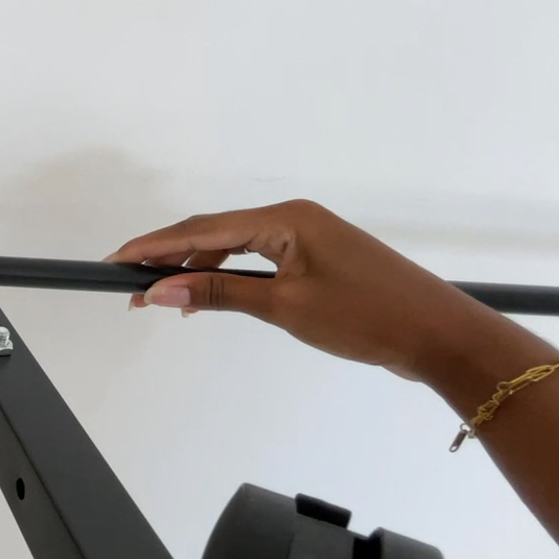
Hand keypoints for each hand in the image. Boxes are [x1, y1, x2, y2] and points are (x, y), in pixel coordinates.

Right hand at [107, 199, 528, 382]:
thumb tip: (157, 291)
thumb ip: (216, 294)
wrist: (444, 338)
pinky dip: (221, 277)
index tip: (114, 261)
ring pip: (228, 248)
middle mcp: (291, 220)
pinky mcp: (311, 259)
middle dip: (166, 258)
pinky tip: (202, 297)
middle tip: (128, 284)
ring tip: (157, 295)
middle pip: (210, 234)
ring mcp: (303, 238)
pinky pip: (250, 260)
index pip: (202, 231)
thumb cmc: (367, 317)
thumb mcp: (283, 306)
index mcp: (285, 220)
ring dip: (191, 270)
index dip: (153, 246)